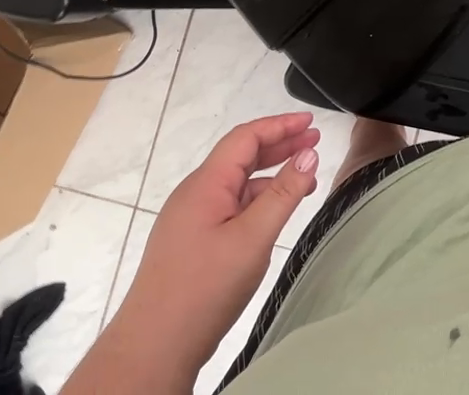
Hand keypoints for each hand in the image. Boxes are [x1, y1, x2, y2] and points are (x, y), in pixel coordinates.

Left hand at [127, 113, 320, 339]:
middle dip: (279, 145)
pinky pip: (231, 207)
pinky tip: (276, 213)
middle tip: (315, 141)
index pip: (245, 137)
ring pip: (237, 184)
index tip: (311, 122)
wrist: (153, 347)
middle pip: (240, 156)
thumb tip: (309, 153)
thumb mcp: (254, 237)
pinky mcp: (193, 242)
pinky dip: (258, 200)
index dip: (280, 125)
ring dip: (271, 175)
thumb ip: (284, 193)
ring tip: (306, 178)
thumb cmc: (205, 287)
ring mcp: (192, 219)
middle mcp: (196, 194)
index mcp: (206, 184)